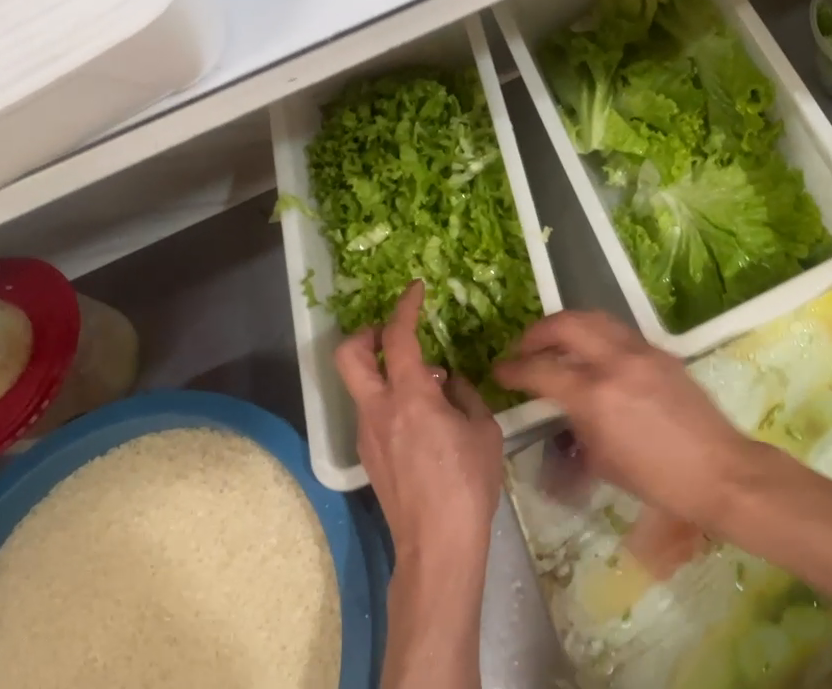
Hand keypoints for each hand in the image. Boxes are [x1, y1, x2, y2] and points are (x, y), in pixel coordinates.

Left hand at [334, 281, 502, 571]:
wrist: (438, 542)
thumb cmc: (469, 482)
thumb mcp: (483, 429)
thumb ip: (463, 395)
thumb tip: (448, 382)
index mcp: (410, 397)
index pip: (398, 338)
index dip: (405, 308)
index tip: (414, 291)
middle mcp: (378, 410)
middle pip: (348, 356)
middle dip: (366, 334)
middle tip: (394, 332)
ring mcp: (368, 435)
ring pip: (361, 386)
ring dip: (385, 370)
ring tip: (428, 384)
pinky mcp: (369, 456)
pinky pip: (373, 412)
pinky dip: (391, 399)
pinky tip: (425, 417)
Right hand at [494, 311, 756, 528]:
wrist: (716, 469)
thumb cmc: (656, 480)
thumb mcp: (601, 460)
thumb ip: (575, 425)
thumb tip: (563, 409)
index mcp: (595, 395)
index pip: (541, 369)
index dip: (513, 369)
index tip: (500, 370)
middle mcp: (616, 362)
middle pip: (566, 324)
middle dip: (537, 333)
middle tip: (524, 348)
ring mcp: (642, 352)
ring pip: (595, 319)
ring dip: (568, 326)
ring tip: (556, 344)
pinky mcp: (661, 352)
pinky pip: (620, 332)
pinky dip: (597, 336)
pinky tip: (593, 355)